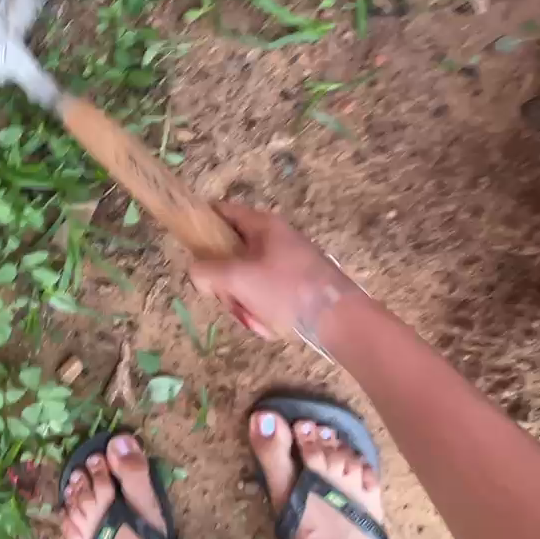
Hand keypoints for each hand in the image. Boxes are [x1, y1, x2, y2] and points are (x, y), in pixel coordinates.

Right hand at [187, 202, 365, 345]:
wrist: (345, 323)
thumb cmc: (288, 291)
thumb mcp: (237, 279)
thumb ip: (206, 272)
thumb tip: (198, 274)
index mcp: (262, 225)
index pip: (220, 211)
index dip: (201, 225)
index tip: (194, 250)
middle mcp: (276, 238)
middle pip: (231, 251)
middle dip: (226, 281)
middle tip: (229, 299)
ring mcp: (290, 262)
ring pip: (248, 277)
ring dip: (244, 300)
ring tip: (255, 319)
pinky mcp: (300, 285)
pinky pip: (267, 293)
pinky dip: (264, 310)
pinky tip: (272, 327)